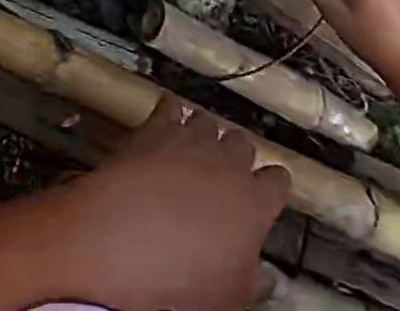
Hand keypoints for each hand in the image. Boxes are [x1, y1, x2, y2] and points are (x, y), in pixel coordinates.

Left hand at [46, 95, 289, 310]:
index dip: (272, 186)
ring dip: (204, 132)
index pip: (277, 182)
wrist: (122, 242)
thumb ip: (251, 275)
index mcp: (254, 202)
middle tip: (227, 168)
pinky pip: (169, 106)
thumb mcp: (230, 293)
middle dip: (236, 154)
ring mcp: (189, 140)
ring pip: (207, 121)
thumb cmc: (177, 276)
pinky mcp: (154, 127)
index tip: (268, 188)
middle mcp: (225, 162)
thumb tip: (262, 280)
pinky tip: (167, 114)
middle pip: (242, 143)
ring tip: (197, 144)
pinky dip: (170, 110)